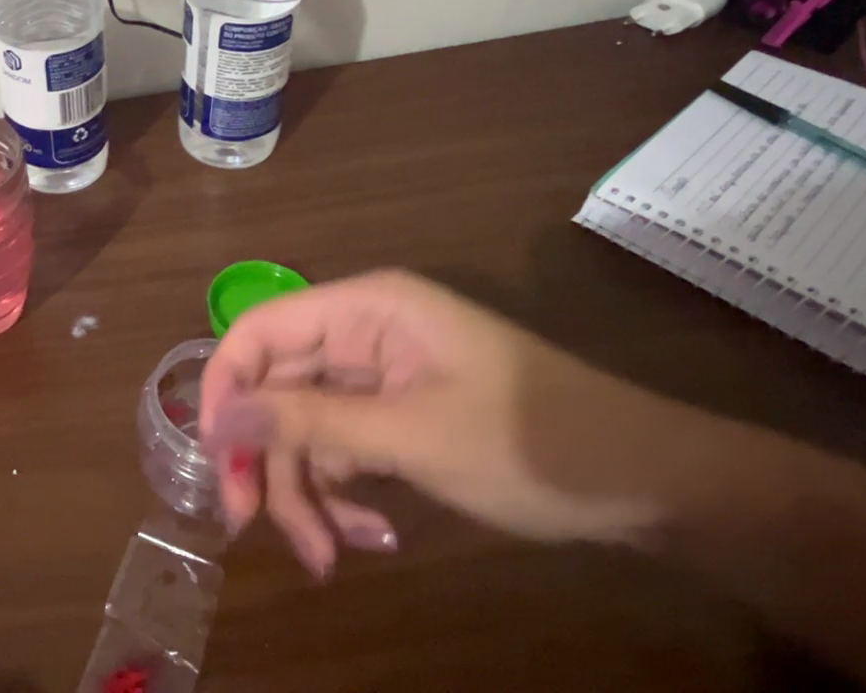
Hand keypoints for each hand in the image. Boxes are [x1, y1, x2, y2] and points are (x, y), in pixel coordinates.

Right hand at [198, 270, 696, 578]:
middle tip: (249, 525)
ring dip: (305, 489)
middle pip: (277, 387)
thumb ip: (307, 422)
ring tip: (326, 556)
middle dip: (266, 458)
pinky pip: (342, 446)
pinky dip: (343, 491)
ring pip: (306, 425)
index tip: (215, 459)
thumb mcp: (411, 436)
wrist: (650, 485)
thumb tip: (215, 417)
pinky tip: (368, 534)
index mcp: (365, 309)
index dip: (224, 389)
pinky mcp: (397, 412)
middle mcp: (363, 331)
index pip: (259, 331)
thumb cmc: (530, 443)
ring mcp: (380, 374)